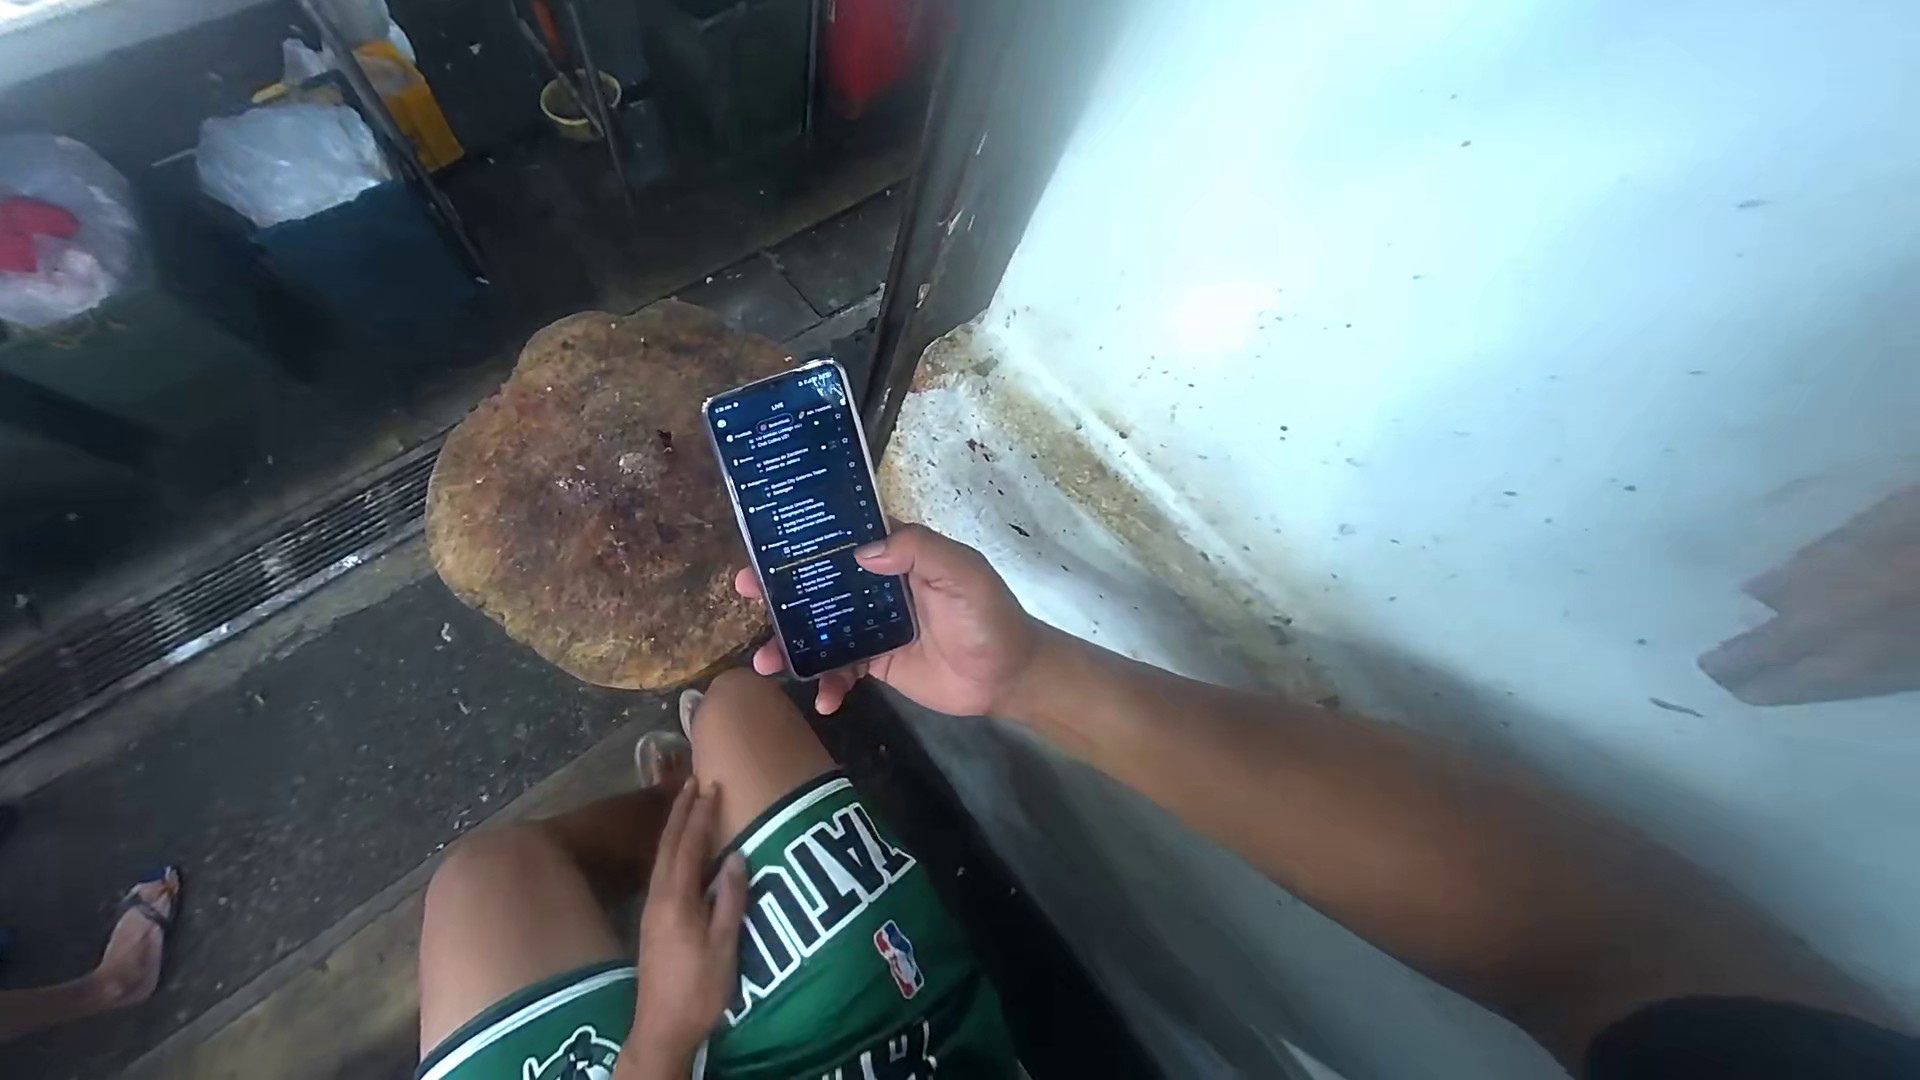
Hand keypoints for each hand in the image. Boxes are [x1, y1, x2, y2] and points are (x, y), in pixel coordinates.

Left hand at [626, 780, 748, 1075]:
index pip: (689, 846)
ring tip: (686, 803)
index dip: (701, 815)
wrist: (659, 1033)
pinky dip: (672, 846)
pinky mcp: (652, 921)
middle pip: (668, 845)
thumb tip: (737, 855)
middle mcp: (658, 898)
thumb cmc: (698, 990)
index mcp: (676, 901)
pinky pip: (661, 869)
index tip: (712, 785)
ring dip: (674, 826)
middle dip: (680, 810)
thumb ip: (730, 899)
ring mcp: (652, 910)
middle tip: (692, 780)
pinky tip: (681, 847)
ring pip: (661, 856)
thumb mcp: (724, 946)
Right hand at [735, 523, 1044, 715]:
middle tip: (745, 591)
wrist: (1006, 676)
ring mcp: (874, 627)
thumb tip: (862, 552)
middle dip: (781, 588)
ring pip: (821, 629)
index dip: (807, 537)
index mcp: (897, 557)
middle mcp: (878, 588)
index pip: (846, 538)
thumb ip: (919, 551)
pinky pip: (842, 671)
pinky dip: (829, 685)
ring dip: (790, 643)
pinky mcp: (878, 663)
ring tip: (764, 662)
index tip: (768, 540)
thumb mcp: (962, 573)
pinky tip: (824, 700)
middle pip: (821, 583)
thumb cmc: (987, 616)